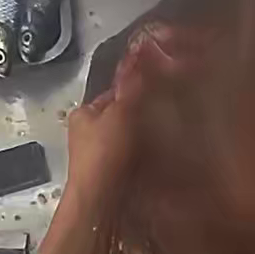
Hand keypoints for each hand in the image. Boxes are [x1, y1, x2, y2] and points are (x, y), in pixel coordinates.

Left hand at [64, 31, 174, 208]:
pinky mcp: (109, 175)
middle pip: (121, 115)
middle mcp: (86, 134)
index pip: (113, 92)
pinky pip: (130, 158)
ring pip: (127, 138)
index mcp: (83, 114)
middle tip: (171, 111)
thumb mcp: (120, 112)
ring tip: (171, 134)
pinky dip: (144, 156)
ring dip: (145, 137)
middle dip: (143, 113)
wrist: (99, 203)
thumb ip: (131, 84)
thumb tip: (140, 50)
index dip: (136, 87)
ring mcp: (97, 156)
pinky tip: (160, 157)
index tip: (162, 86)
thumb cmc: (104, 154)